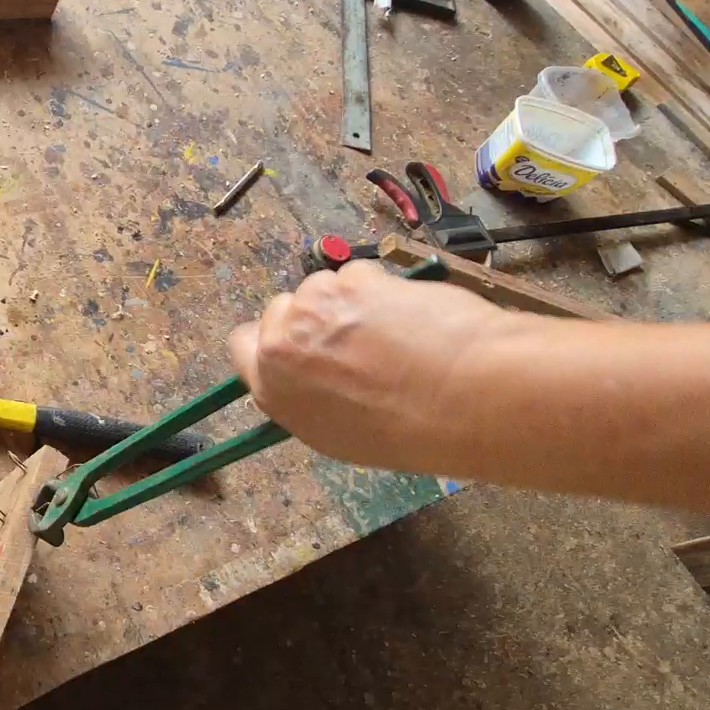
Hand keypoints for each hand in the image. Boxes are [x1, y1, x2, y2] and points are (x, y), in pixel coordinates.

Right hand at [228, 261, 510, 470]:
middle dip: (310, 318)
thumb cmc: (409, 432)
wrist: (467, 396)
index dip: (271, 340)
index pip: (242, 343)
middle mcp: (282, 342)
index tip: (299, 346)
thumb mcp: (335, 434)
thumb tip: (308, 373)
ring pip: (321, 288)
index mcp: (270, 386)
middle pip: (281, 310)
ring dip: (346, 301)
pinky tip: (409, 315)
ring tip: (389, 329)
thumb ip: (301, 394)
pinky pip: (359, 274)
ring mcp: (316, 306)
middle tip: (352, 339)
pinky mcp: (356, 278)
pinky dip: (380, 289)